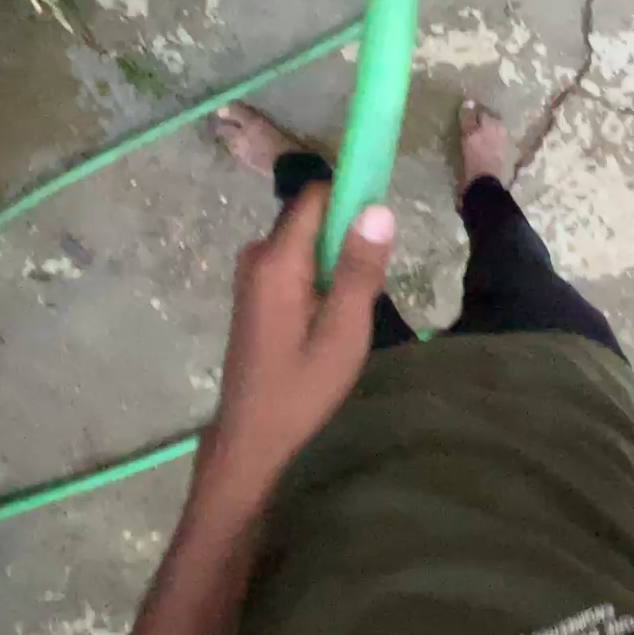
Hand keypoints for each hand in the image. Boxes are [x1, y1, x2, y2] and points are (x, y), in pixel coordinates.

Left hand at [212, 184, 394, 480]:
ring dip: (335, 258)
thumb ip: (360, 269)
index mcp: (277, 260)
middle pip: (311, 217)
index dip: (351, 195)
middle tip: (370, 280)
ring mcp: (252, 273)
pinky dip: (319, 273)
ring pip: (306, 240)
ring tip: (351, 305)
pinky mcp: (255, 290)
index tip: (382, 221)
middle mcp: (258, 255)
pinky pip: (296, 260)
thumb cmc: (300, 389)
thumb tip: (379, 207)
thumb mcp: (343, 333)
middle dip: (347, 234)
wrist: (251, 439)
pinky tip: (330, 315)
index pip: (316, 196)